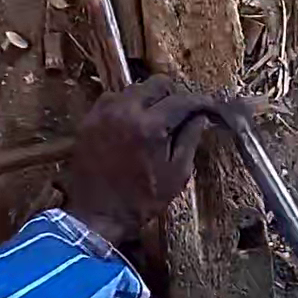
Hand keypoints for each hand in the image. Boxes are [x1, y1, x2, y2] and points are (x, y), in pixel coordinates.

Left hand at [60, 77, 215, 246]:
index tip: (208, 106)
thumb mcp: (176, 174)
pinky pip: (114, 99)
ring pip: (134, 88)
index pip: (182, 99)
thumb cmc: (141, 200)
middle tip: (181, 113)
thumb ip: (190, 139)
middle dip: (174, 94)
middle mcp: (125, 110)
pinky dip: (127, 105)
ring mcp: (103, 112)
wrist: (97, 215)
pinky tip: (132, 123)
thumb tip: (199, 116)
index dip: (200, 101)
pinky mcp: (89, 119)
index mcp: (150, 126)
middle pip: (156, 83)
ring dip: (149, 98)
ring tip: (156, 119)